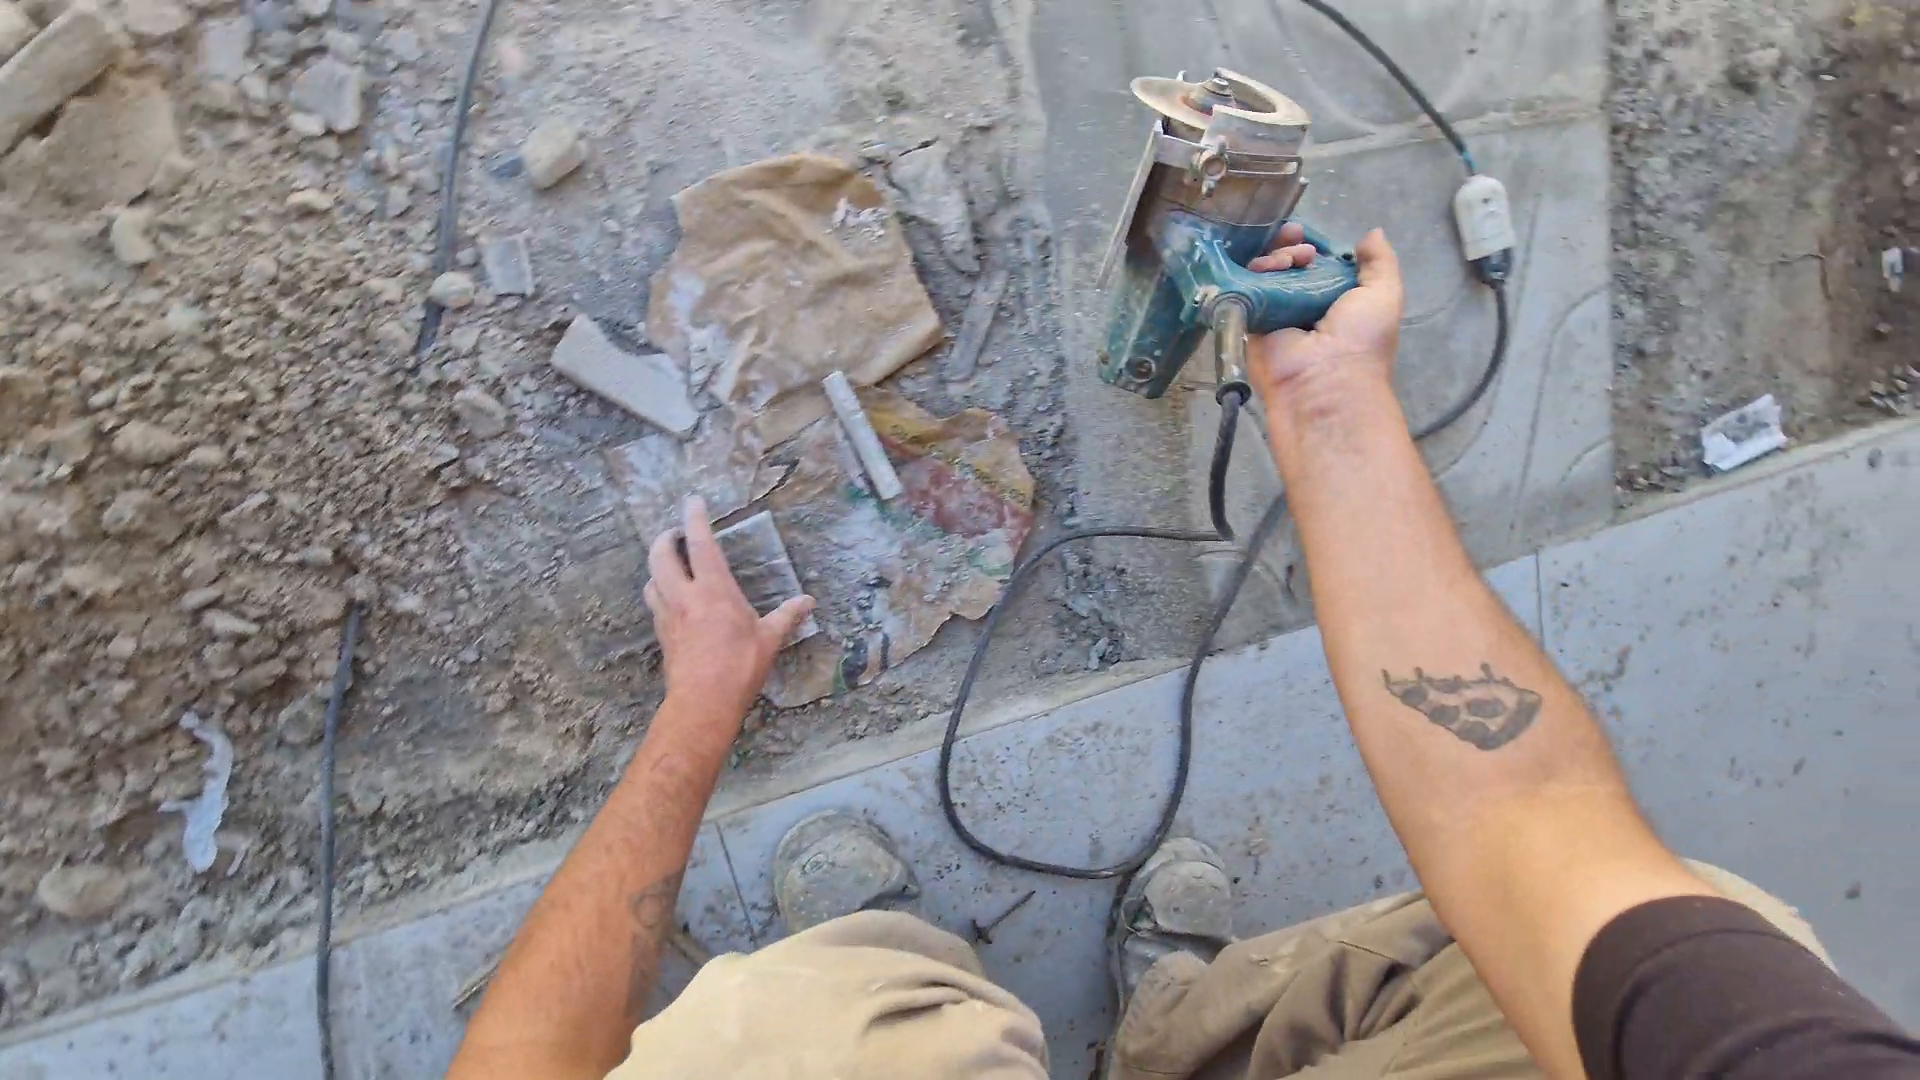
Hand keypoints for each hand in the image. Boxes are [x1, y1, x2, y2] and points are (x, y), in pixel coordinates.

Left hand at [644, 497, 816, 721]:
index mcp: (714, 591)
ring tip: (669, 564)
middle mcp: (685, 597)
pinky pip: (654, 604)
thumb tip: (808, 601)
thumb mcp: (770, 639)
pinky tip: (670, 599)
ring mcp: (668, 616)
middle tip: (674, 533)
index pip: (701, 545)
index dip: (695, 519)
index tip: (692, 501)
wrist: (703, 702)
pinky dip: (658, 592)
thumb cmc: (739, 666)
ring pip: (651, 580)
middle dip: (664, 538)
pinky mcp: (662, 636)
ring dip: (657, 566)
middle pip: (661, 556)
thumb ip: (787, 615)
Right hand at [1247, 227, 1404, 404]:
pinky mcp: (1251, 325)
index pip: (1317, 263)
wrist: (1326, 381)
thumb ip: (1380, 261)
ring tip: (1287, 262)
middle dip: (1291, 247)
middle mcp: (1302, 306)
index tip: (1311, 238)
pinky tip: (1265, 269)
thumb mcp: (1385, 294)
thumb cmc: (1361, 340)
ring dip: (1274, 258)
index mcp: (1334, 299)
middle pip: (1288, 265)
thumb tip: (1371, 233)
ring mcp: (1274, 316)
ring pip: (1265, 274)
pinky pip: (1246, 293)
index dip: (1313, 245)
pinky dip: (1252, 275)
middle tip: (1300, 250)